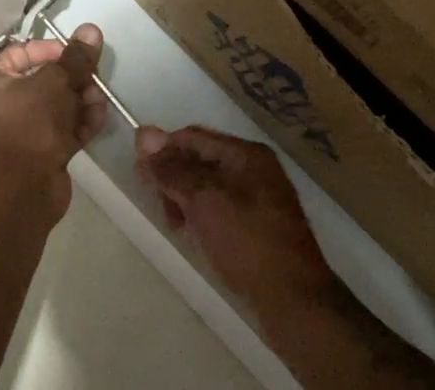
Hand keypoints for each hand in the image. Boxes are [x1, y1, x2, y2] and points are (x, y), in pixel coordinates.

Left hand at [0, 23, 108, 219]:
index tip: (76, 55)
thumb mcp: (54, 83)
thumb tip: (91, 29)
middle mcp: (7, 101)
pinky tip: (100, 118)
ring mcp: (27, 127)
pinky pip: (66, 127)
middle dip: (74, 78)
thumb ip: (75, 58)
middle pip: (47, 78)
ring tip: (98, 101)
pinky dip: (82, 121)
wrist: (23, 189)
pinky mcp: (45, 149)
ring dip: (82, 99)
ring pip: (60, 103)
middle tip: (94, 80)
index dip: (52, 49)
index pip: (24, 52)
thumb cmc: (30, 124)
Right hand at [136, 125, 336, 311]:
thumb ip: (172, 168)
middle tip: (159, 205)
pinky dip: (201, 215)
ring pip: (207, 185)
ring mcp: (260, 198)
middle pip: (199, 159)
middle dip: (173, 177)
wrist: (295, 301)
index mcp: (246, 154)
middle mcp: (255, 168)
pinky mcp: (260, 225)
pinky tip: (195, 234)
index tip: (140, 176)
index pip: (192, 136)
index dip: (162, 149)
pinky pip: (220, 207)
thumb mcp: (203, 200)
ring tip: (175, 224)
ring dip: (184, 198)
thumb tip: (143, 133)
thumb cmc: (247, 242)